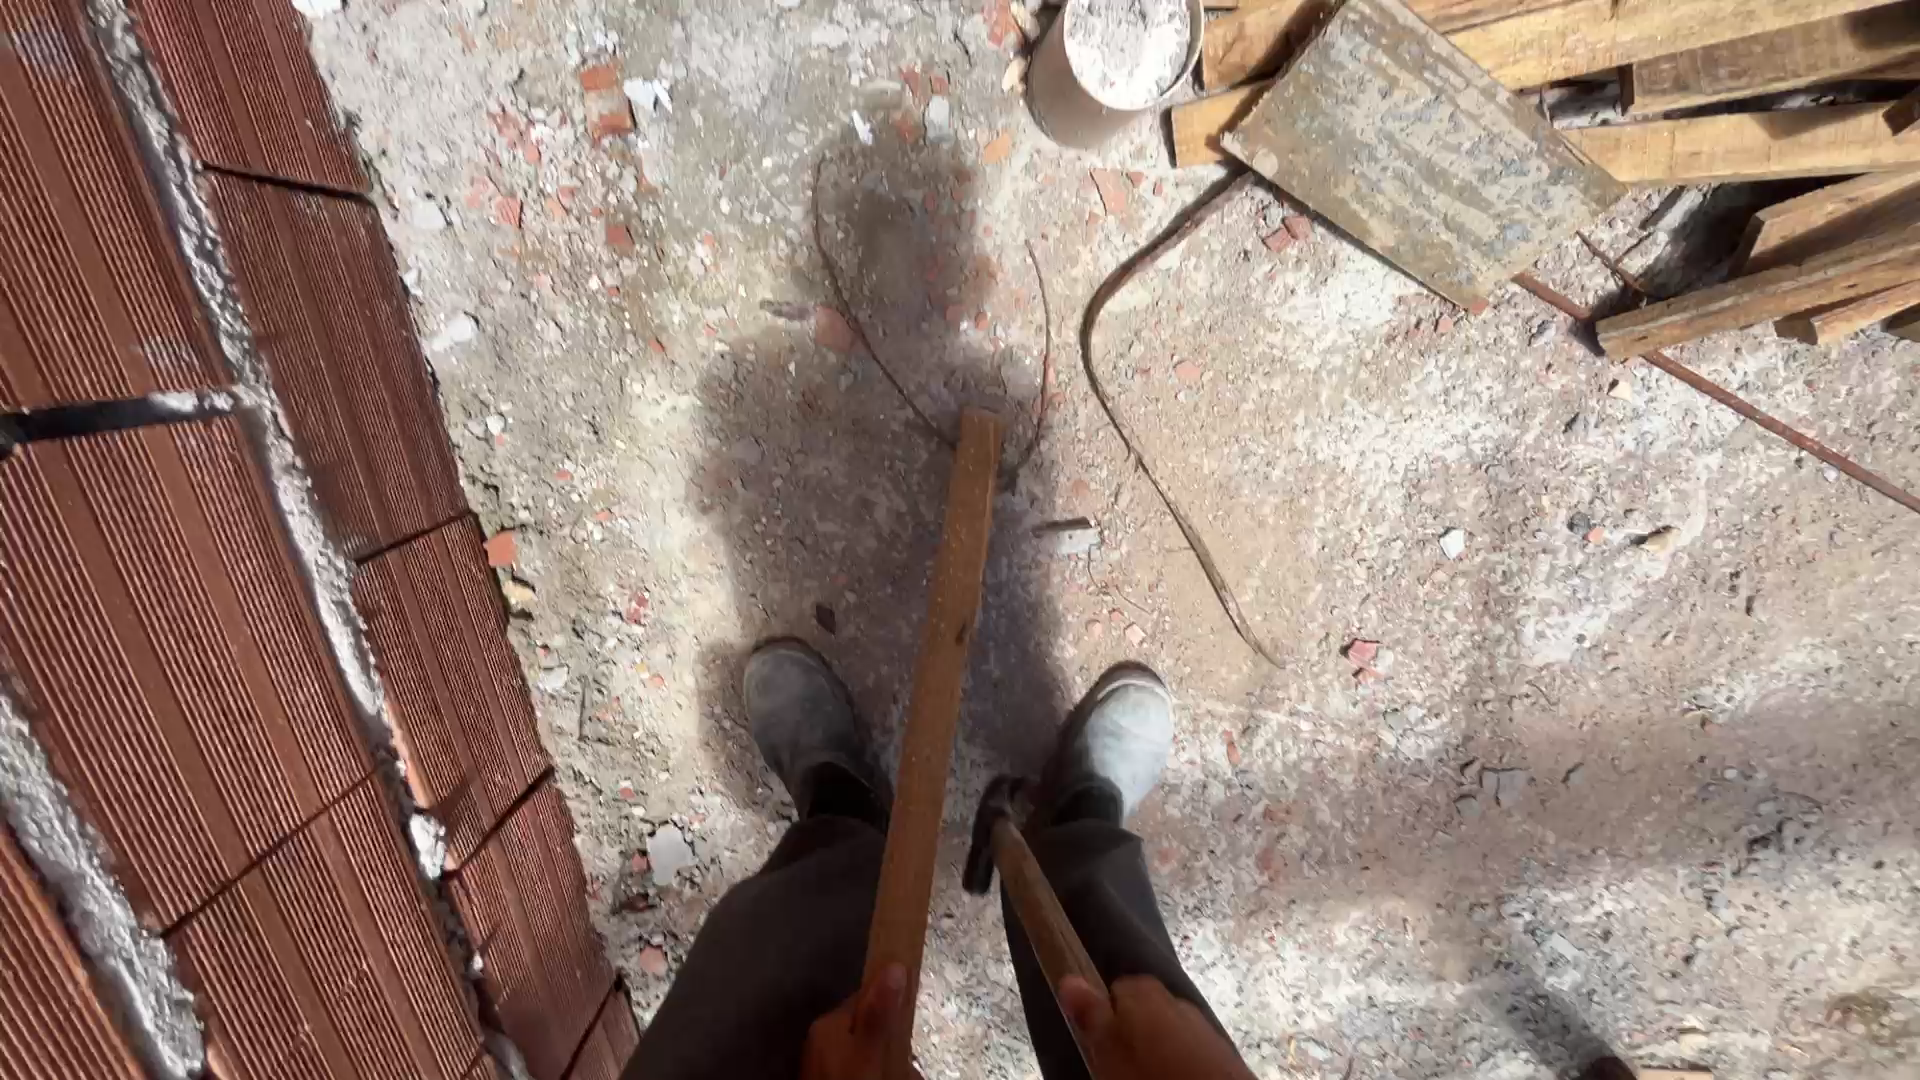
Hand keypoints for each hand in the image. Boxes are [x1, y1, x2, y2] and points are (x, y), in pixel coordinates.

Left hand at [800, 964, 909, 1079]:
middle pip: (869, 1026)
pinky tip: (891, 1077)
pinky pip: (860, 1068)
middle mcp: (823, 1039)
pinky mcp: (831, 1078)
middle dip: (893, 1041)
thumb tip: (895, 964)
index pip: (867, 997)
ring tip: (903, 1074)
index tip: (911, 1021)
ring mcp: (825, 1065)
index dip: (891, 1005)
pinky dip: (877, 1072)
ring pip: (867, 1052)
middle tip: (908, 1064)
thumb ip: (879, 1014)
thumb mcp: (867, 1056)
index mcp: (829, 1024)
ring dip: (889, 1063)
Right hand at [1058, 975, 1255, 1079]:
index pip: (1114, 991)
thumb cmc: (1151, 1077)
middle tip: (1121, 1070)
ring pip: (1167, 1034)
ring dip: (1158, 1054)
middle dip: (1133, 1037)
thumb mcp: (1108, 1050)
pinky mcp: (1222, 1054)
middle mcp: (1173, 997)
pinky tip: (1173, 1077)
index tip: (1101, 1050)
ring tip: (1147, 1075)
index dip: (1105, 1021)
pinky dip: (1181, 1066)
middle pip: (1142, 1011)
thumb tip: (1068, 978)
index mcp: (1143, 989)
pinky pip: (1190, 1053)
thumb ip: (1090, 1014)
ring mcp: (1201, 1025)